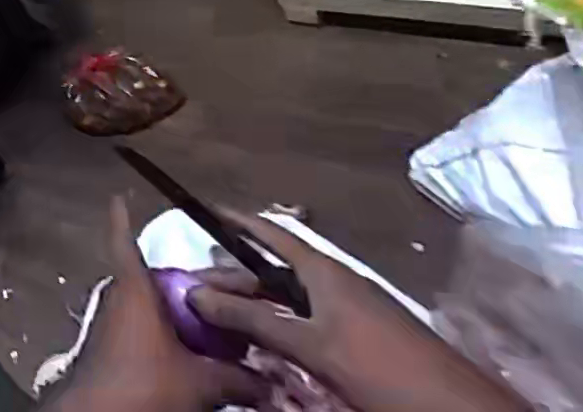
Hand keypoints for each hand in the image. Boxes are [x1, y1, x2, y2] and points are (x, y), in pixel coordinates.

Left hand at [56, 198, 262, 411]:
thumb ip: (238, 378)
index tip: (118, 196)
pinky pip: (154, 328)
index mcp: (135, 290)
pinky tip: (211, 350)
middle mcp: (124, 298)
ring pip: (161, 306)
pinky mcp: (122, 344)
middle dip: (202, 283)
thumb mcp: (200, 382)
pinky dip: (180, 332)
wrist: (99, 411)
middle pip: (162, 279)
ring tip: (240, 321)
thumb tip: (272, 384)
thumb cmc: (143, 382)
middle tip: (249, 288)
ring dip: (194, 311)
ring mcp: (120, 321)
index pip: (124, 243)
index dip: (121, 219)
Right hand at [187, 208, 528, 411]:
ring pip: (290, 302)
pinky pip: (309, 326)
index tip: (201, 211)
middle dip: (233, 278)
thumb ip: (252, 319)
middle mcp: (338, 286)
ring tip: (219, 318)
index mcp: (325, 273)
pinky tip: (264, 347)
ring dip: (254, 307)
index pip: (269, 233)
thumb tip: (194, 293)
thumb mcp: (314, 347)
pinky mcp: (367, 346)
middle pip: (274, 272)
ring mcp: (355, 317)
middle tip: (195, 288)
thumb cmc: (388, 372)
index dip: (235, 220)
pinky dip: (281, 329)